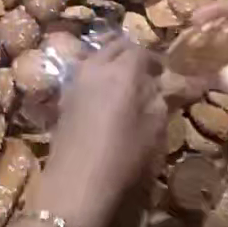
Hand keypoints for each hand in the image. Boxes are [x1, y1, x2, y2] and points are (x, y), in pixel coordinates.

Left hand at [35, 44, 165, 226]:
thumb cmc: (123, 155)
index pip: (140, 51)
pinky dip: (96, 73)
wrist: (77, 181)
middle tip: (145, 70)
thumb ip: (159, 100)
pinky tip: (103, 93)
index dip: (154, 59)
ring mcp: (74, 80)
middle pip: (114, 46)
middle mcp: (95, 67)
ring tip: (124, 80)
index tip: (164, 72)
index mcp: (122, 71)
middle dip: (131, 53)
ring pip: (95, 56)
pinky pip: (83, 72)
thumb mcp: (154, 129)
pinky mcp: (63, 96)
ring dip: (111, 60)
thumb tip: (158, 86)